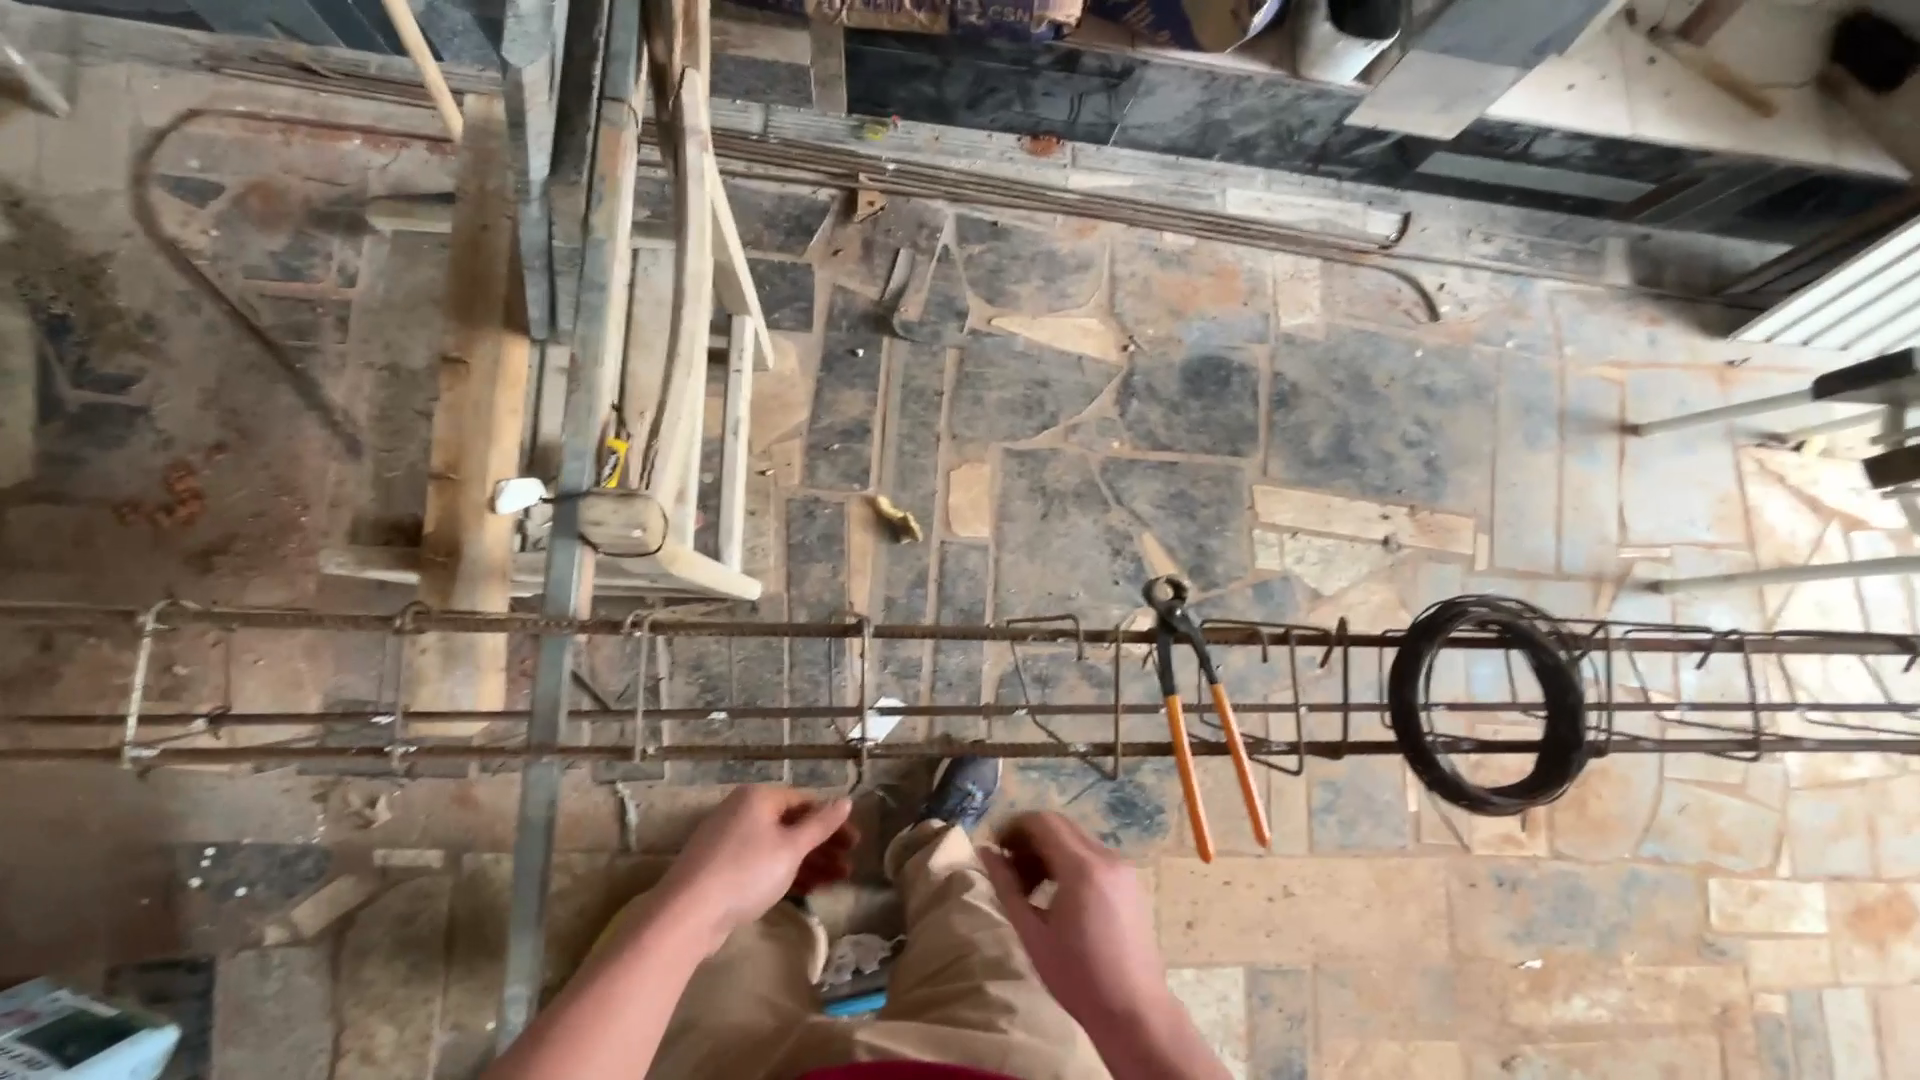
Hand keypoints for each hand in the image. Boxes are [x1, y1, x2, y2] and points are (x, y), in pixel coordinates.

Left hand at [654, 786, 856, 950]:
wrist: (688, 913)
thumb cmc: (746, 872)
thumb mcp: (791, 847)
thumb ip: (821, 825)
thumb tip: (846, 801)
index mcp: (758, 798)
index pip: (805, 802)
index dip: (833, 822)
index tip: (855, 843)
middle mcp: (743, 812)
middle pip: (792, 825)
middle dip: (823, 846)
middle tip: (848, 866)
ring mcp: (730, 841)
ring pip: (779, 846)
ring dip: (810, 862)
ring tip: (836, 881)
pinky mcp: (722, 869)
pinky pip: (763, 863)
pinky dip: (787, 873)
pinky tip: (808, 889)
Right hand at [978, 811, 1172, 1035]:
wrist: (1133, 1010)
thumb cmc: (1077, 977)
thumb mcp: (1032, 932)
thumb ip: (1006, 886)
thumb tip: (985, 852)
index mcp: (1082, 868)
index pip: (1043, 821)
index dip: (1013, 827)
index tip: (995, 848)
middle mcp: (1107, 858)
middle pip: (1060, 826)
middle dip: (1029, 839)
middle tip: (1008, 868)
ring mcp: (1123, 869)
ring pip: (1076, 840)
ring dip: (1048, 851)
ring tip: (1028, 887)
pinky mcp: (1130, 882)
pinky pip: (1093, 856)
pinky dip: (1069, 862)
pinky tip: (1056, 894)